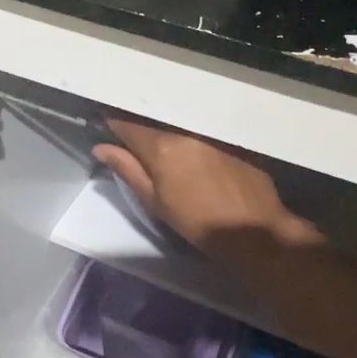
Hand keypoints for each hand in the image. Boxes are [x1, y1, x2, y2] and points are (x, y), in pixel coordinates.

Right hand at [92, 116, 319, 258]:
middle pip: (156, 126)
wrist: (255, 231)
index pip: (128, 126)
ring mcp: (213, 135)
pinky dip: (194, 145)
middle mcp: (186, 132)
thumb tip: (101, 148)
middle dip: (143, 134)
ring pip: (181, 130)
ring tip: (167, 157)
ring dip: (170, 139)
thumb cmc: (198, 223)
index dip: (115, 128)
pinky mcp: (233, 142)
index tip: (107, 132)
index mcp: (162, 146)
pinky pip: (204, 137)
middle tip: (135, 150)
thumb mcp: (155, 202)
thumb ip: (128, 170)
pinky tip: (197, 163)